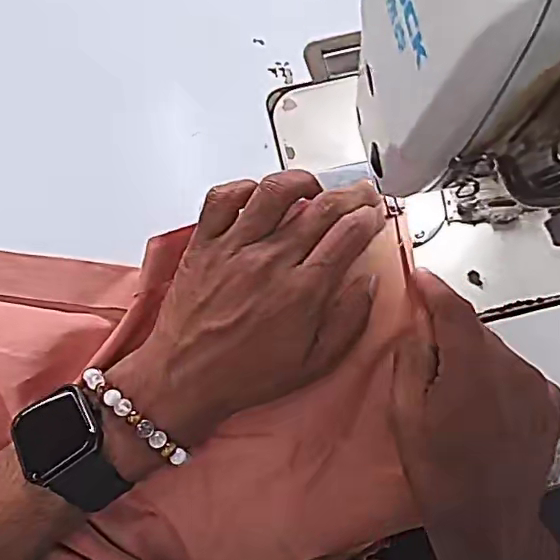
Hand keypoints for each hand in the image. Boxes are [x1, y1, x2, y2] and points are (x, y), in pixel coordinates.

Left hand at [106, 171, 385, 473]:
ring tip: (314, 187)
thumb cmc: (244, 376)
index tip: (374, 215)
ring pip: (275, 191)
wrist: (184, 378)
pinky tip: (258, 195)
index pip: (348, 234)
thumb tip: (367, 285)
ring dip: (302, 181)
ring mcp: (234, 249)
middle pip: (322, 208)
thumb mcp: (313, 364)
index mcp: (302, 292)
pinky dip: (244, 187)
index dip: (369, 217)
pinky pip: (223, 198)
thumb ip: (348, 323)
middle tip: (360, 195)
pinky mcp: (204, 245)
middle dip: (351, 195)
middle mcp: (270, 262)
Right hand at [389, 268, 559, 559]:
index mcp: (470, 373)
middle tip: (426, 350)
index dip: (434, 288)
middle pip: (476, 329)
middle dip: (449, 330)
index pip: (455, 311)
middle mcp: (511, 373)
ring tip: (453, 391)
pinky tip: (479, 404)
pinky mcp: (549, 402)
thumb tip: (417, 329)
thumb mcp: (405, 419)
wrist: (489, 524)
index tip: (420, 277)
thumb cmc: (442, 479)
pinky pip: (516, 371)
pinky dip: (496, 375)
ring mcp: (535, 387)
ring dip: (473, 355)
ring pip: (496, 349)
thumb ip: (410, 363)